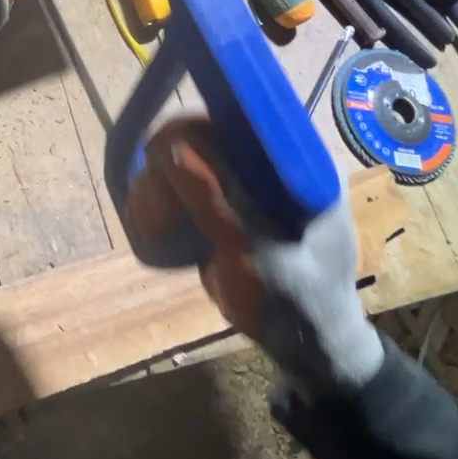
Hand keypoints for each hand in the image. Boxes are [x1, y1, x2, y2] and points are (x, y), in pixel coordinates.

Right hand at [129, 119, 382, 398]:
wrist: (304, 344)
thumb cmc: (295, 302)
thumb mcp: (259, 256)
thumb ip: (219, 201)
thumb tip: (168, 145)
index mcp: (296, 162)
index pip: (236, 114)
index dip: (193, 129)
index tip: (160, 164)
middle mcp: (269, 158)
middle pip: (197, 131)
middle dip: (165, 169)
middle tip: (156, 213)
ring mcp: (242, 176)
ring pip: (175, 155)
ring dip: (155, 188)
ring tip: (153, 227)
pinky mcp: (220, 194)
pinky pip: (173, 178)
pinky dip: (155, 198)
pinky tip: (154, 227)